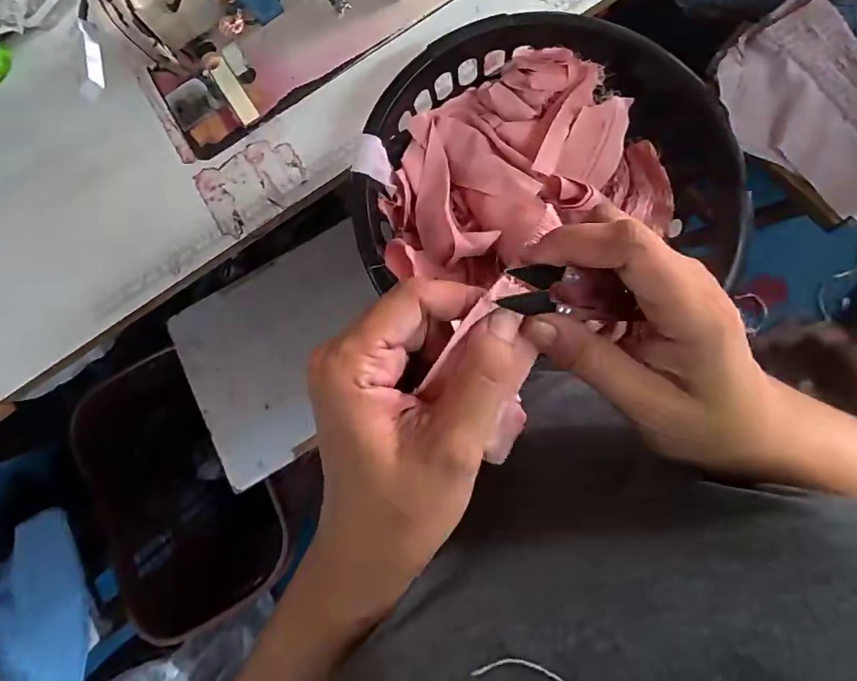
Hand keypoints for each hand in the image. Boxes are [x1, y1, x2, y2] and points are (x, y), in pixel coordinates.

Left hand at [301, 280, 536, 623]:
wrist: (365, 559)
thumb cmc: (402, 514)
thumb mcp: (452, 448)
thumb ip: (484, 380)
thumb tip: (512, 318)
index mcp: (349, 359)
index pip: (413, 298)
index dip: (465, 301)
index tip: (514, 322)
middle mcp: (341, 350)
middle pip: (419, 317)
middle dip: (466, 345)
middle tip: (502, 388)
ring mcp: (349, 365)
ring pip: (422, 337)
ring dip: (460, 367)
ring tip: (480, 416)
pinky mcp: (363, 382)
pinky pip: (414, 358)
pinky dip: (445, 379)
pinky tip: (460, 417)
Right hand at [519, 209, 804, 478]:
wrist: (753, 427)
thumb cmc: (705, 424)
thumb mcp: (644, 406)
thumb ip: (588, 360)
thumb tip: (528, 321)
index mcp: (690, 305)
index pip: (629, 243)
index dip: (572, 242)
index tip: (529, 267)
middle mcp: (686, 272)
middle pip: (616, 226)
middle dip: (564, 244)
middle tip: (529, 280)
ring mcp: (675, 268)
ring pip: (611, 231)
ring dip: (571, 253)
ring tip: (547, 291)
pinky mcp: (661, 273)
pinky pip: (613, 250)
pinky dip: (582, 265)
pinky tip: (572, 299)